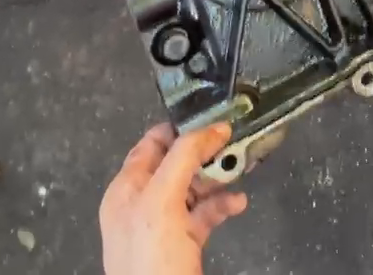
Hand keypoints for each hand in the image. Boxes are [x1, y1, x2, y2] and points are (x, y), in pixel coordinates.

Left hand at [100, 123, 246, 274]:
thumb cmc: (152, 255)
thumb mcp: (163, 200)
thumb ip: (186, 156)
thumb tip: (217, 126)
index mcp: (127, 188)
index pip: (154, 142)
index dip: (183, 127)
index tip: (216, 117)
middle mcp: (143, 201)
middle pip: (179, 162)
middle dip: (210, 152)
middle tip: (238, 142)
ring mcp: (164, 223)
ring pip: (196, 185)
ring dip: (221, 176)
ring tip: (244, 169)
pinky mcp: (183, 240)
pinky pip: (206, 211)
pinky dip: (223, 203)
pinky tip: (238, 203)